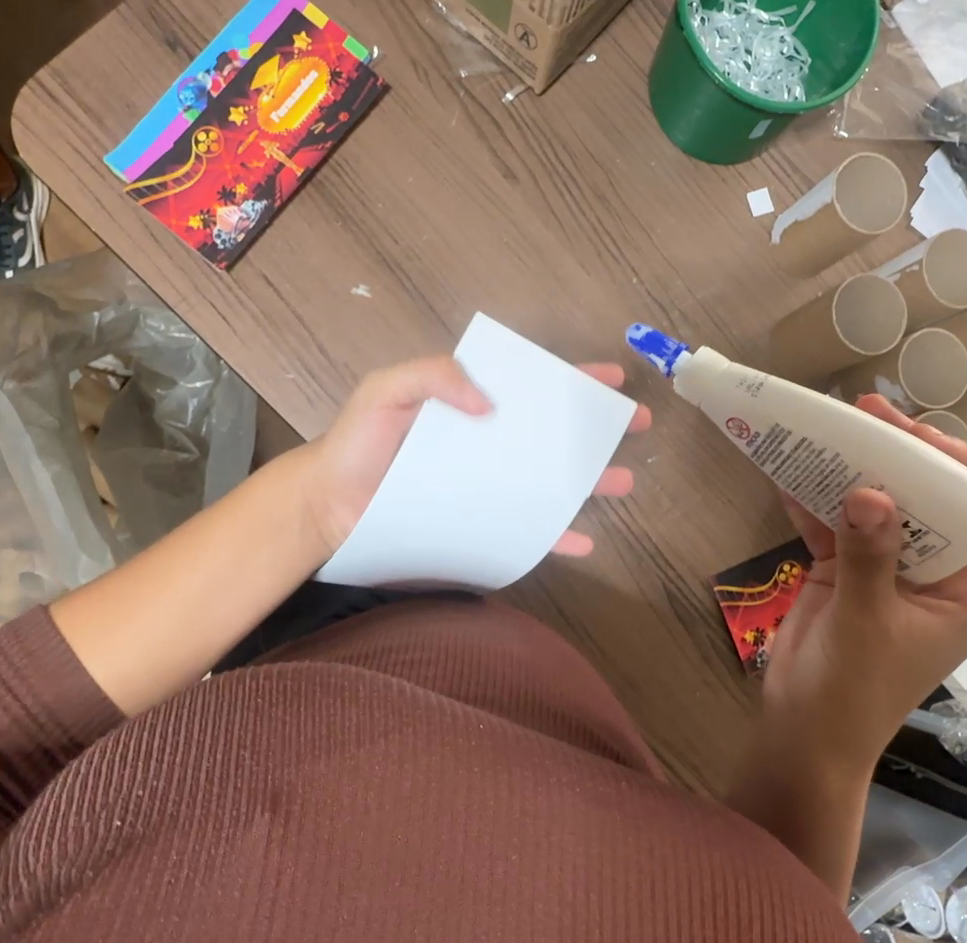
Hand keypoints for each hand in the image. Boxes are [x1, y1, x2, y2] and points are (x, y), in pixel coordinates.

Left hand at [293, 356, 651, 557]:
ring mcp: (485, 488)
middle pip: (551, 433)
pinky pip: (524, 532)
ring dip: (588, 483)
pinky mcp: (476, 526)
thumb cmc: (355, 443)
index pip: (529, 385)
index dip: (571, 379)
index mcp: (470, 405)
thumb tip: (488, 401)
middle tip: (637, 427)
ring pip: (548, 482)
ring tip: (623, 483)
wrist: (328, 505)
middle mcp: (486, 445)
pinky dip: (555, 538)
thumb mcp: (386, 390)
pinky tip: (584, 542)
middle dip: (595, 430)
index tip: (611, 380)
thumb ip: (433, 376)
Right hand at [762, 395, 966, 770]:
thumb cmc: (854, 690)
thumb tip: (868, 491)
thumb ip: (869, 556)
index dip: (965, 467)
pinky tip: (789, 473)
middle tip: (864, 415)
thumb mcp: (867, 623)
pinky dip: (813, 502)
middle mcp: (936, 570)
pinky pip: (834, 525)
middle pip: (932, 496)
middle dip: (901, 456)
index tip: (917, 440)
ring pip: (880, 504)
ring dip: (854, 470)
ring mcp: (889, 569)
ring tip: (825, 429)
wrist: (804, 732)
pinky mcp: (846, 573)